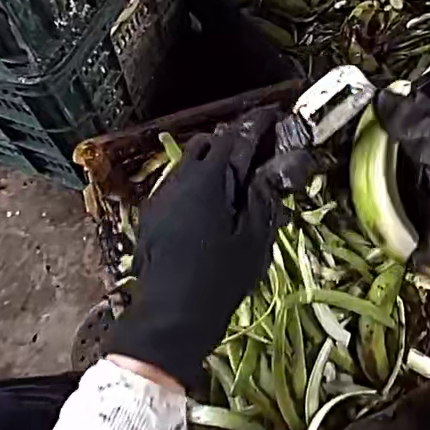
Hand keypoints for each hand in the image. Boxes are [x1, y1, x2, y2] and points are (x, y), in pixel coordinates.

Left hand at [106, 108, 283, 388]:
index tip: (275, 115)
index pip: (237, 136)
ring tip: (239, 177)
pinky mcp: (153, 213)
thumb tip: (277, 164)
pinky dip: (199, 179)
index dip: (258, 123)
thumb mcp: (254, 238)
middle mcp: (182, 180)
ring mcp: (163, 195)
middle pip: (210, 142)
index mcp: (210, 181)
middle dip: (235, 138)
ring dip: (215, 160)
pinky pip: (179, 182)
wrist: (170, 314)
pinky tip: (213, 203)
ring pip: (190, 161)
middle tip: (261, 149)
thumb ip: (264, 195)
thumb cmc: (219, 278)